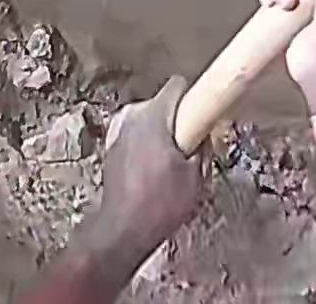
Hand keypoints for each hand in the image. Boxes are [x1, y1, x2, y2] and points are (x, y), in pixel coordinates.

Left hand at [95, 76, 203, 247]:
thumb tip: (203, 132)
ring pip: (149, 118)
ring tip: (168, 166)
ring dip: (160, 133)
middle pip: (163, 103)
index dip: (192, 99)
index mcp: (155, 113)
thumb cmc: (161, 202)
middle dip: (177, 122)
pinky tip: (150, 172)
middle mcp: (134, 113)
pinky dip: (145, 143)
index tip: (199, 119)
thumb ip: (203, 146)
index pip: (178, 86)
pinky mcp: (111, 142)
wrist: (123, 229)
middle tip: (187, 150)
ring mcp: (119, 127)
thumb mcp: (196, 177)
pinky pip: (136, 132)